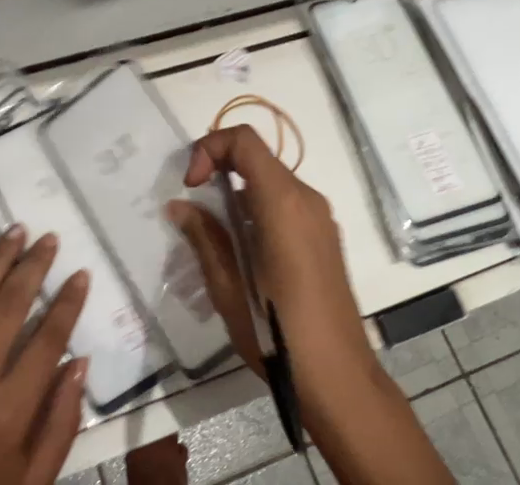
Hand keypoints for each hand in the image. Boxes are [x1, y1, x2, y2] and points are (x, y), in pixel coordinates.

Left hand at [0, 227, 91, 484]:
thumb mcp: (32, 480)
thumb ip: (59, 423)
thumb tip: (78, 362)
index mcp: (6, 412)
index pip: (47, 340)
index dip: (67, 303)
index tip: (81, 274)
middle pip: (7, 307)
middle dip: (32, 267)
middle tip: (49, 238)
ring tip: (14, 233)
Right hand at [164, 125, 374, 384]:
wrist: (340, 379)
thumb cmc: (279, 334)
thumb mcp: (229, 288)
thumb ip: (204, 238)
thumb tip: (179, 205)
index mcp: (284, 203)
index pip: (244, 141)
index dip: (209, 148)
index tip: (190, 186)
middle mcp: (307, 199)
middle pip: (257, 157)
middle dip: (218, 168)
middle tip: (193, 206)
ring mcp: (321, 218)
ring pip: (271, 180)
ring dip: (237, 190)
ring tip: (214, 233)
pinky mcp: (325, 236)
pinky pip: (286, 202)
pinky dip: (257, 207)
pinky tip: (244, 250)